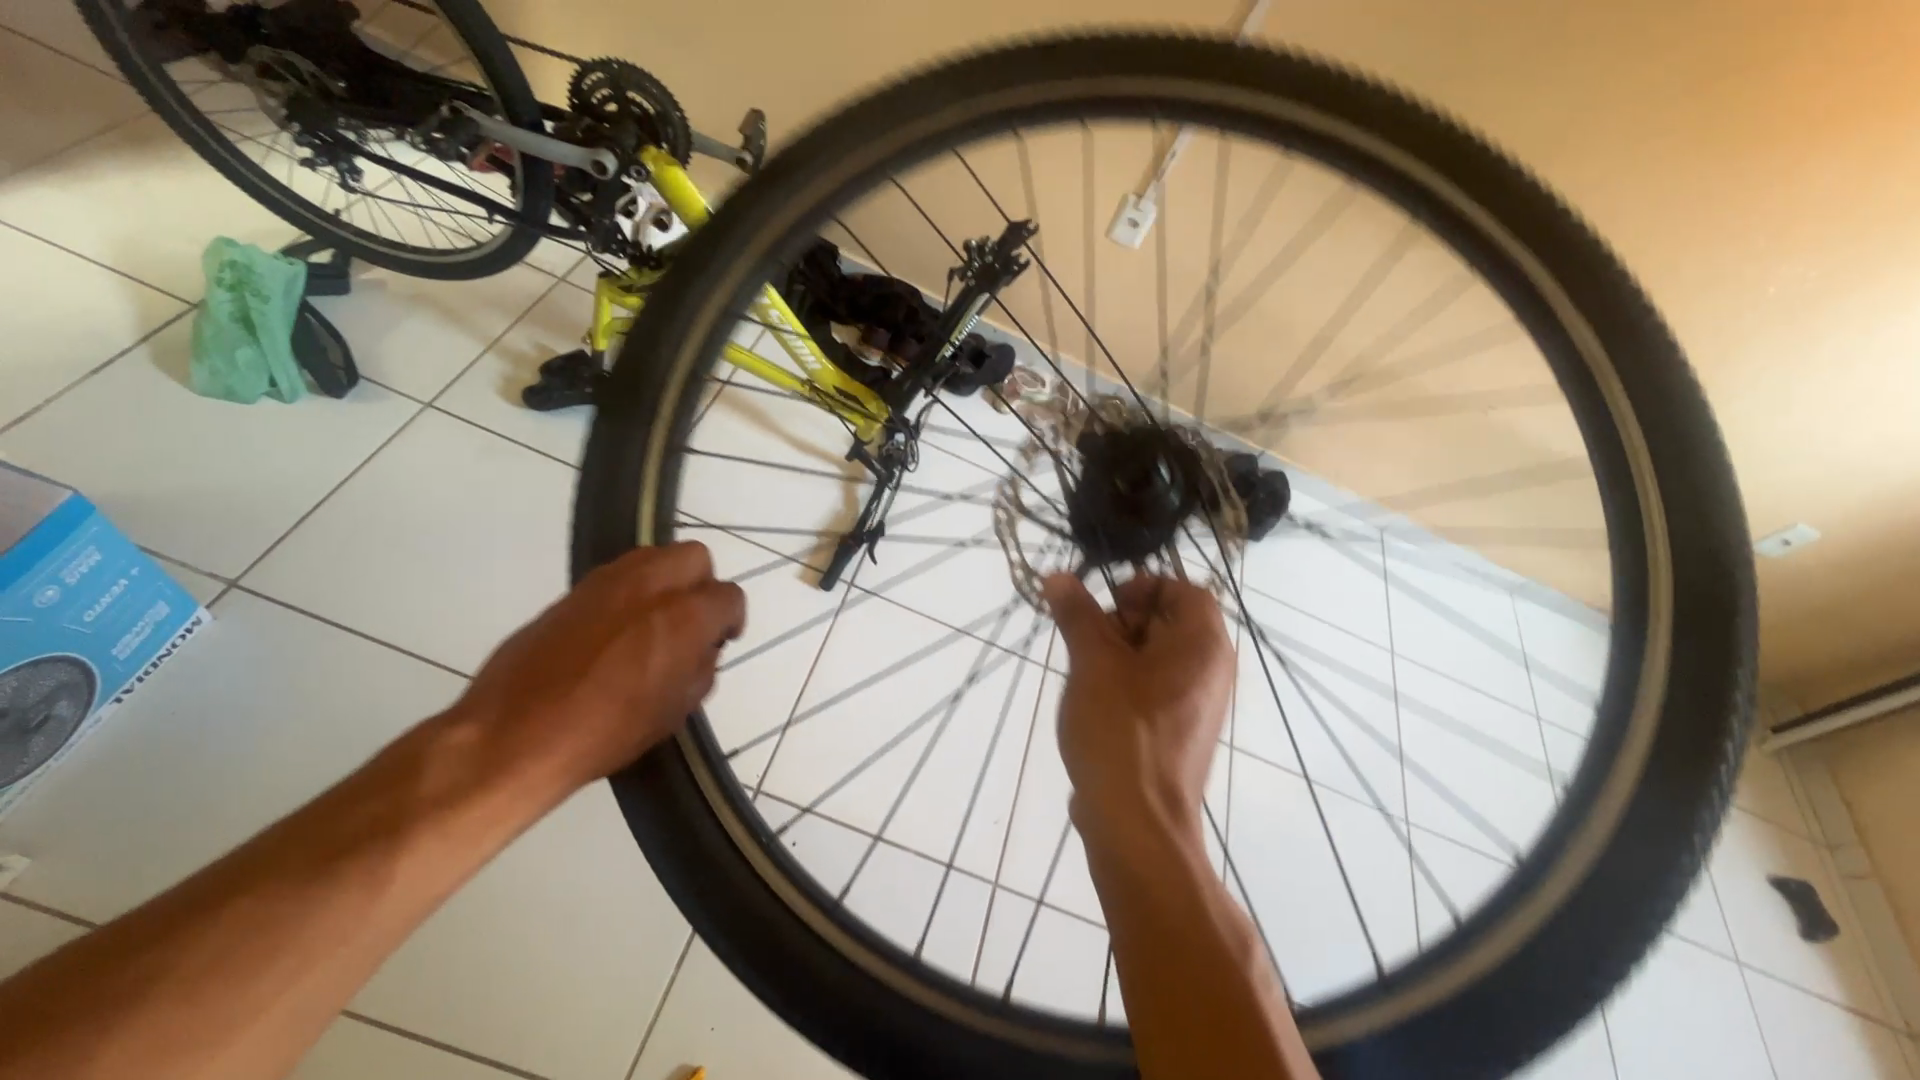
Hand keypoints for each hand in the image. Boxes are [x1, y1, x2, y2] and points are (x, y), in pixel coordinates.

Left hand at [456, 542, 745, 788]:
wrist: (518, 733)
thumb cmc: (608, 732)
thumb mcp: (675, 710)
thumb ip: (700, 669)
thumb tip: (702, 648)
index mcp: (684, 616)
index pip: (729, 597)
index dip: (730, 619)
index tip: (721, 641)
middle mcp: (651, 585)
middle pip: (695, 557)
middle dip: (701, 584)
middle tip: (691, 621)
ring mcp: (608, 582)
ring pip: (654, 557)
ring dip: (665, 582)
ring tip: (654, 623)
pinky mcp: (573, 591)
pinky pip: (618, 576)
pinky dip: (630, 592)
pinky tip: (618, 632)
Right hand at [1044, 572, 1233, 847]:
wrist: (1137, 824)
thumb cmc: (1120, 732)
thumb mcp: (1092, 663)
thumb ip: (1077, 615)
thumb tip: (1058, 577)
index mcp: (1204, 645)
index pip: (1185, 590)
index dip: (1142, 588)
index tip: (1104, 608)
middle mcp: (1212, 671)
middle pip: (1171, 622)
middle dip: (1123, 623)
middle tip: (1087, 644)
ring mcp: (1199, 706)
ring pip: (1158, 658)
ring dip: (1118, 657)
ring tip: (1085, 678)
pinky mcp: (1181, 734)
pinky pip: (1157, 691)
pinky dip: (1127, 686)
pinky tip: (1095, 707)